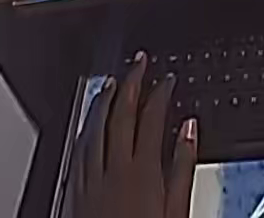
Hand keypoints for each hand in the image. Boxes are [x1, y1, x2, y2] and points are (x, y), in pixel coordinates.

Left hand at [72, 52, 197, 217]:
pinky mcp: (74, 192)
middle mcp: (114, 169)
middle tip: (140, 61)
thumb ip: (182, 167)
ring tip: (113, 80)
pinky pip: (78, 147)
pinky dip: (86, 126)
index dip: (160, 92)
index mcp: (143, 171)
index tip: (167, 78)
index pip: (151, 117)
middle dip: (131, 80)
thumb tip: (189, 129)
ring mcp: (90, 179)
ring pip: (94, 125)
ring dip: (104, 98)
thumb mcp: (177, 214)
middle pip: (121, 112)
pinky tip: (89, 120)